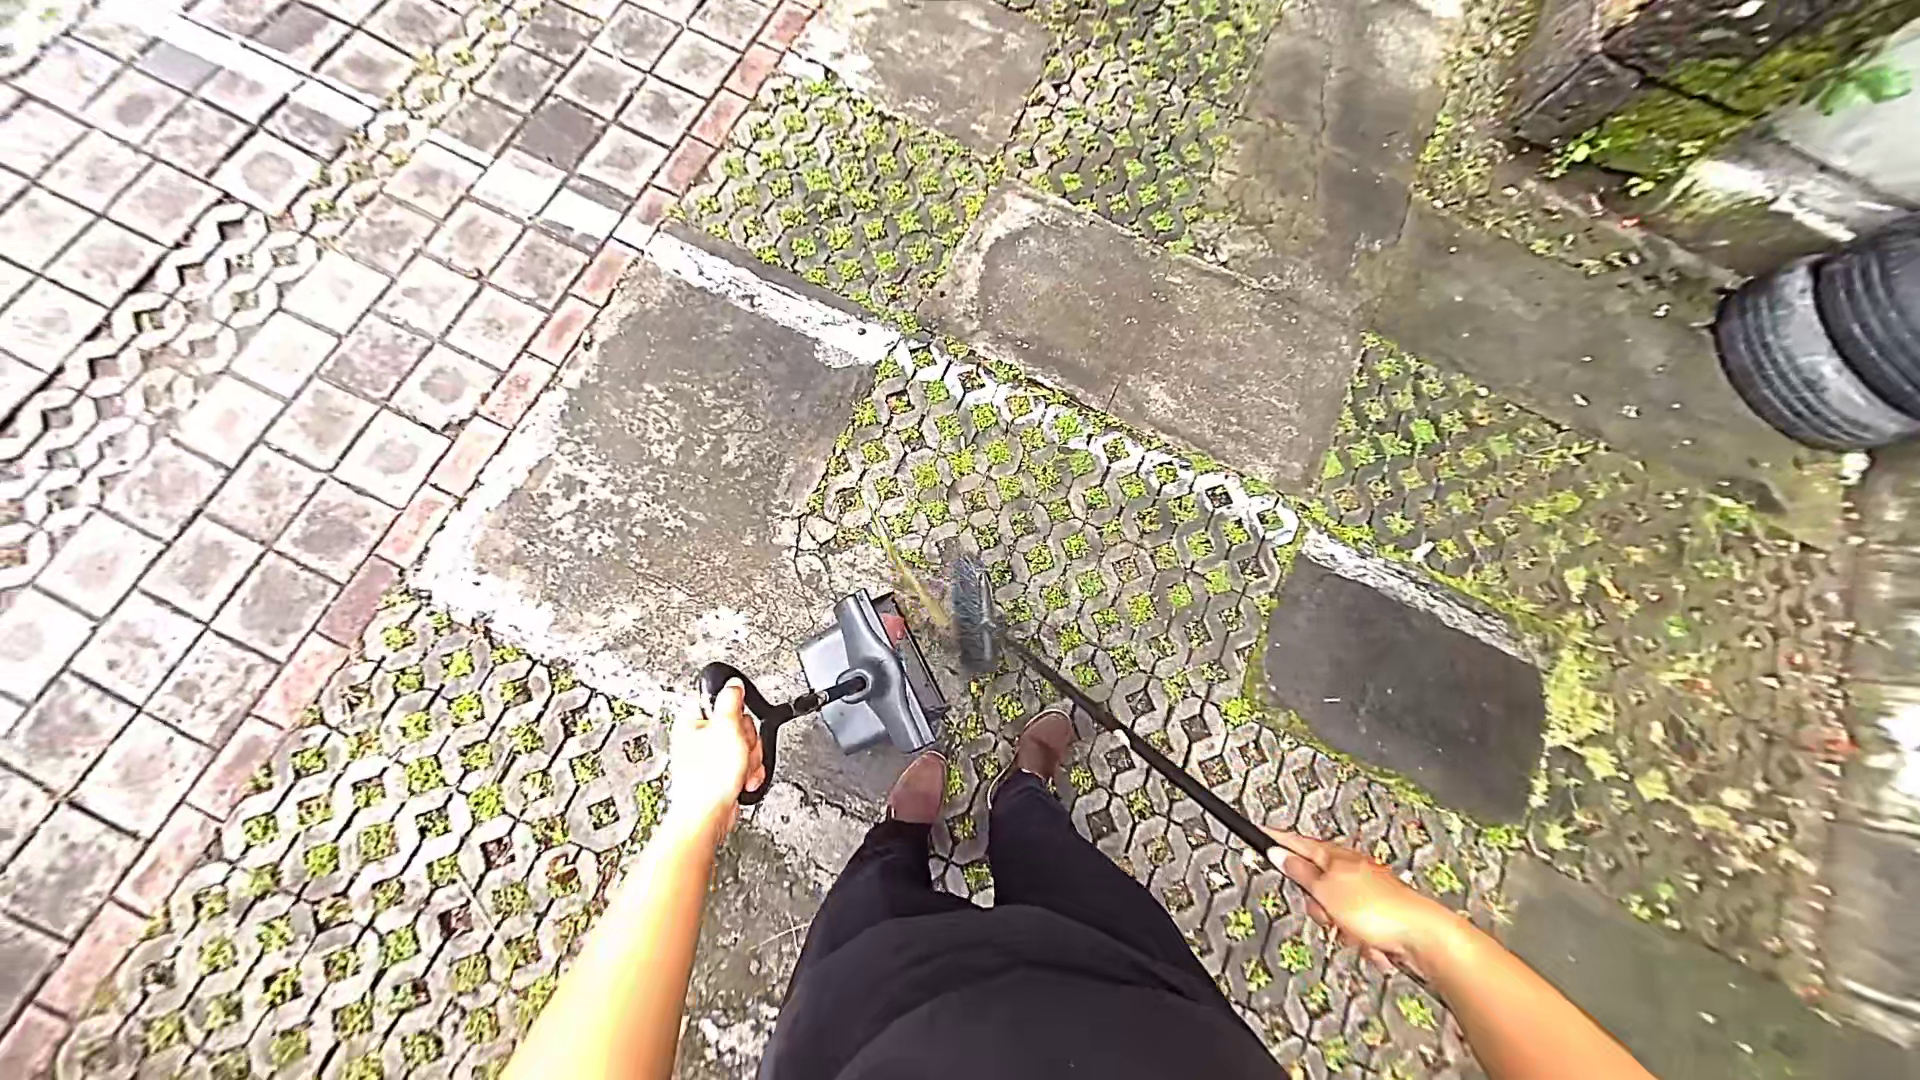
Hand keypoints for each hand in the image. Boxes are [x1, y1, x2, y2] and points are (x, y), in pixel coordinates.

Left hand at [665, 681, 763, 835]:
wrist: (708, 817)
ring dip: (751, 758)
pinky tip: (742, 779)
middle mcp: (700, 737)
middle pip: (741, 723)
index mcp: (693, 721)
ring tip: (739, 769)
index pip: (723, 701)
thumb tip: (732, 683)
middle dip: (748, 739)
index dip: (737, 711)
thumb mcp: (726, 728)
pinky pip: (746, 763)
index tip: (738, 722)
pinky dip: (750, 772)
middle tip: (739, 750)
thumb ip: (731, 701)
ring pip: (747, 744)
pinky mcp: (722, 772)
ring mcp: (712, 756)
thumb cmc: (708, 779)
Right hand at [1267, 828, 1466, 978]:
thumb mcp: (1326, 890)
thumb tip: (1278, 853)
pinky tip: (1372, 945)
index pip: (1296, 842)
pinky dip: (1362, 940)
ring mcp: (1368, 892)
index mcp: (1335, 855)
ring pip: (1335, 910)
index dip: (1275, 839)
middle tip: (1325, 913)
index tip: (1259, 832)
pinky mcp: (1383, 917)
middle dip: (1317, 904)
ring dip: (1340, 927)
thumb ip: (1299, 872)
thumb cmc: (1380, 909)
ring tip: (1354, 934)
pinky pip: (1358, 929)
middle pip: (1315, 882)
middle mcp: (1351, 869)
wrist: (1428, 940)